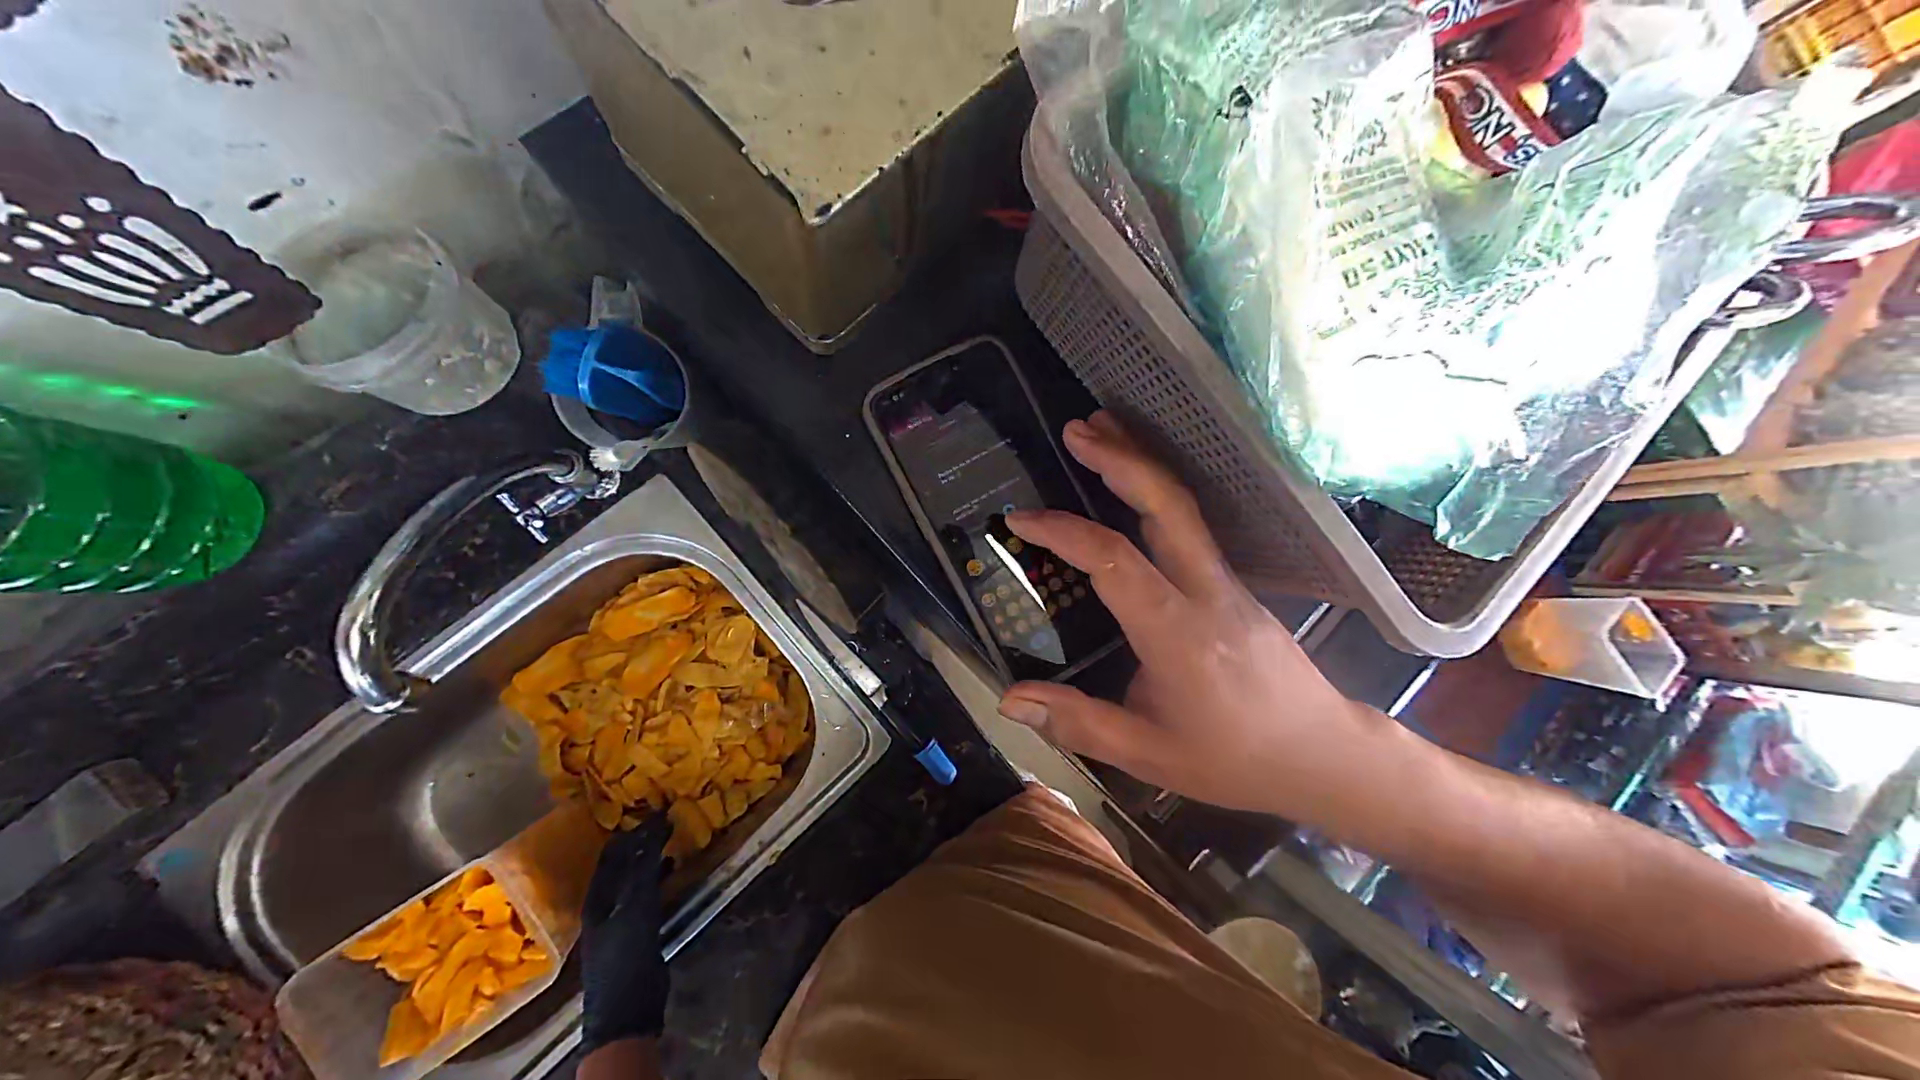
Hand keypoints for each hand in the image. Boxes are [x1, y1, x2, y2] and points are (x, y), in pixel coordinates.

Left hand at [579, 817, 670, 1056]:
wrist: (627, 1009)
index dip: (633, 830)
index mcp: (597, 896)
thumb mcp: (638, 906)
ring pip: (634, 877)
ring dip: (651, 858)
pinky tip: (672, 870)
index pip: (613, 852)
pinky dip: (657, 877)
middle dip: (643, 842)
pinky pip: (646, 892)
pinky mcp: (635, 930)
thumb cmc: (627, 954)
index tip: (658, 809)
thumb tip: (654, 825)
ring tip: (672, 840)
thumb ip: (645, 867)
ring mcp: (618, 917)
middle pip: (622, 863)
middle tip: (668, 821)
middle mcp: (603, 903)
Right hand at [995, 412, 1413, 820]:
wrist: (1324, 754)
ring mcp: (1227, 581)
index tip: (1020, 518)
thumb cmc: (1235, 759)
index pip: (1115, 561)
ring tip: (1099, 429)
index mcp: (1177, 632)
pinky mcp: (1234, 583)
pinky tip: (1132, 487)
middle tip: (1075, 428)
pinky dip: (1155, 491)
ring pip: (1183, 505)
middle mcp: (1205, 591)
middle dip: (1120, 459)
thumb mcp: (1149, 755)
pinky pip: (1191, 525)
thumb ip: (1078, 723)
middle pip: (1166, 505)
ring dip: (1140, 461)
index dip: (1064, 531)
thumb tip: (1009, 700)